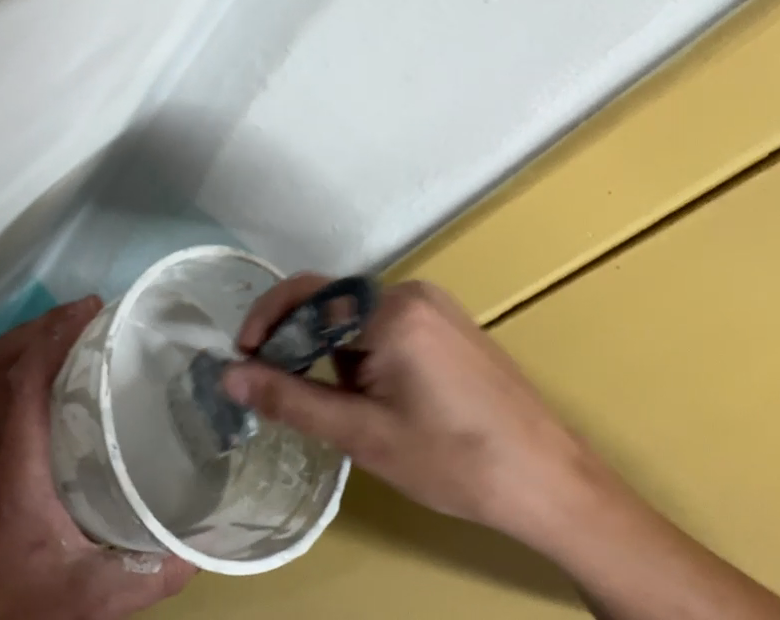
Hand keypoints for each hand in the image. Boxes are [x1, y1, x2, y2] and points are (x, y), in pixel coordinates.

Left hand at [0, 297, 195, 619]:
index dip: (51, 335)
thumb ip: (151, 570)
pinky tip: (48, 380)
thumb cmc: (23, 605)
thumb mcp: (95, 596)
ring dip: (21, 343)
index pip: (21, 380)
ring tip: (65, 333)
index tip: (89, 310)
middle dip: (38, 328)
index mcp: (12, 467)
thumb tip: (201, 542)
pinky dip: (13, 370)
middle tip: (84, 315)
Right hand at [222, 276, 594, 539]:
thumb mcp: (362, 435)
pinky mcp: (450, 325)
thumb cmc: (454, 462)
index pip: (306, 295)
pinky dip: (365, 354)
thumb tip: (228, 375)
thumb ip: (289, 399)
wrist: (552, 485)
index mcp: (390, 312)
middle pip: (330, 305)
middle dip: (302, 346)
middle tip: (289, 394)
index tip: (243, 360)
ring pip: (357, 318)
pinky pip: (387, 325)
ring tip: (348, 411)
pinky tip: (380, 400)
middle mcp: (412, 294)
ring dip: (335, 356)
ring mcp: (437, 307)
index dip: (266, 322)